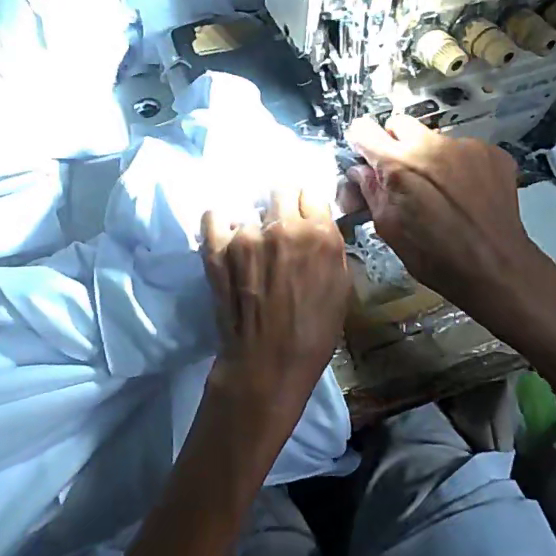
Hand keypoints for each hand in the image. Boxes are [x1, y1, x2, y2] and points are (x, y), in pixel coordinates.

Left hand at [199, 190, 349, 447]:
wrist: (267, 362)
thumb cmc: (313, 333)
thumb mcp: (341, 289)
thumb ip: (330, 249)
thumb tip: (318, 226)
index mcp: (319, 234)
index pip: (311, 194)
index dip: (307, 208)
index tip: (303, 218)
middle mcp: (282, 226)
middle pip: (281, 192)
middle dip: (282, 207)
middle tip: (279, 229)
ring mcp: (246, 235)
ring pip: (250, 210)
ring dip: (253, 224)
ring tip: (252, 249)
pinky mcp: (217, 248)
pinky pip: (214, 217)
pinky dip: (219, 223)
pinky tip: (225, 236)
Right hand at [344, 114, 555, 326]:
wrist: (495, 266)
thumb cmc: (437, 256)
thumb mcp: (389, 227)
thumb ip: (371, 191)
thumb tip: (362, 173)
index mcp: (398, 164)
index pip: (363, 130)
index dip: (361, 143)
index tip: (365, 155)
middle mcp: (430, 146)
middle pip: (400, 124)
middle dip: (395, 144)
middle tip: (400, 173)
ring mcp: (464, 146)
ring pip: (433, 138)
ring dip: (429, 156)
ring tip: (438, 190)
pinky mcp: (491, 153)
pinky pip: (463, 149)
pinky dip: (458, 165)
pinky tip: (463, 192)